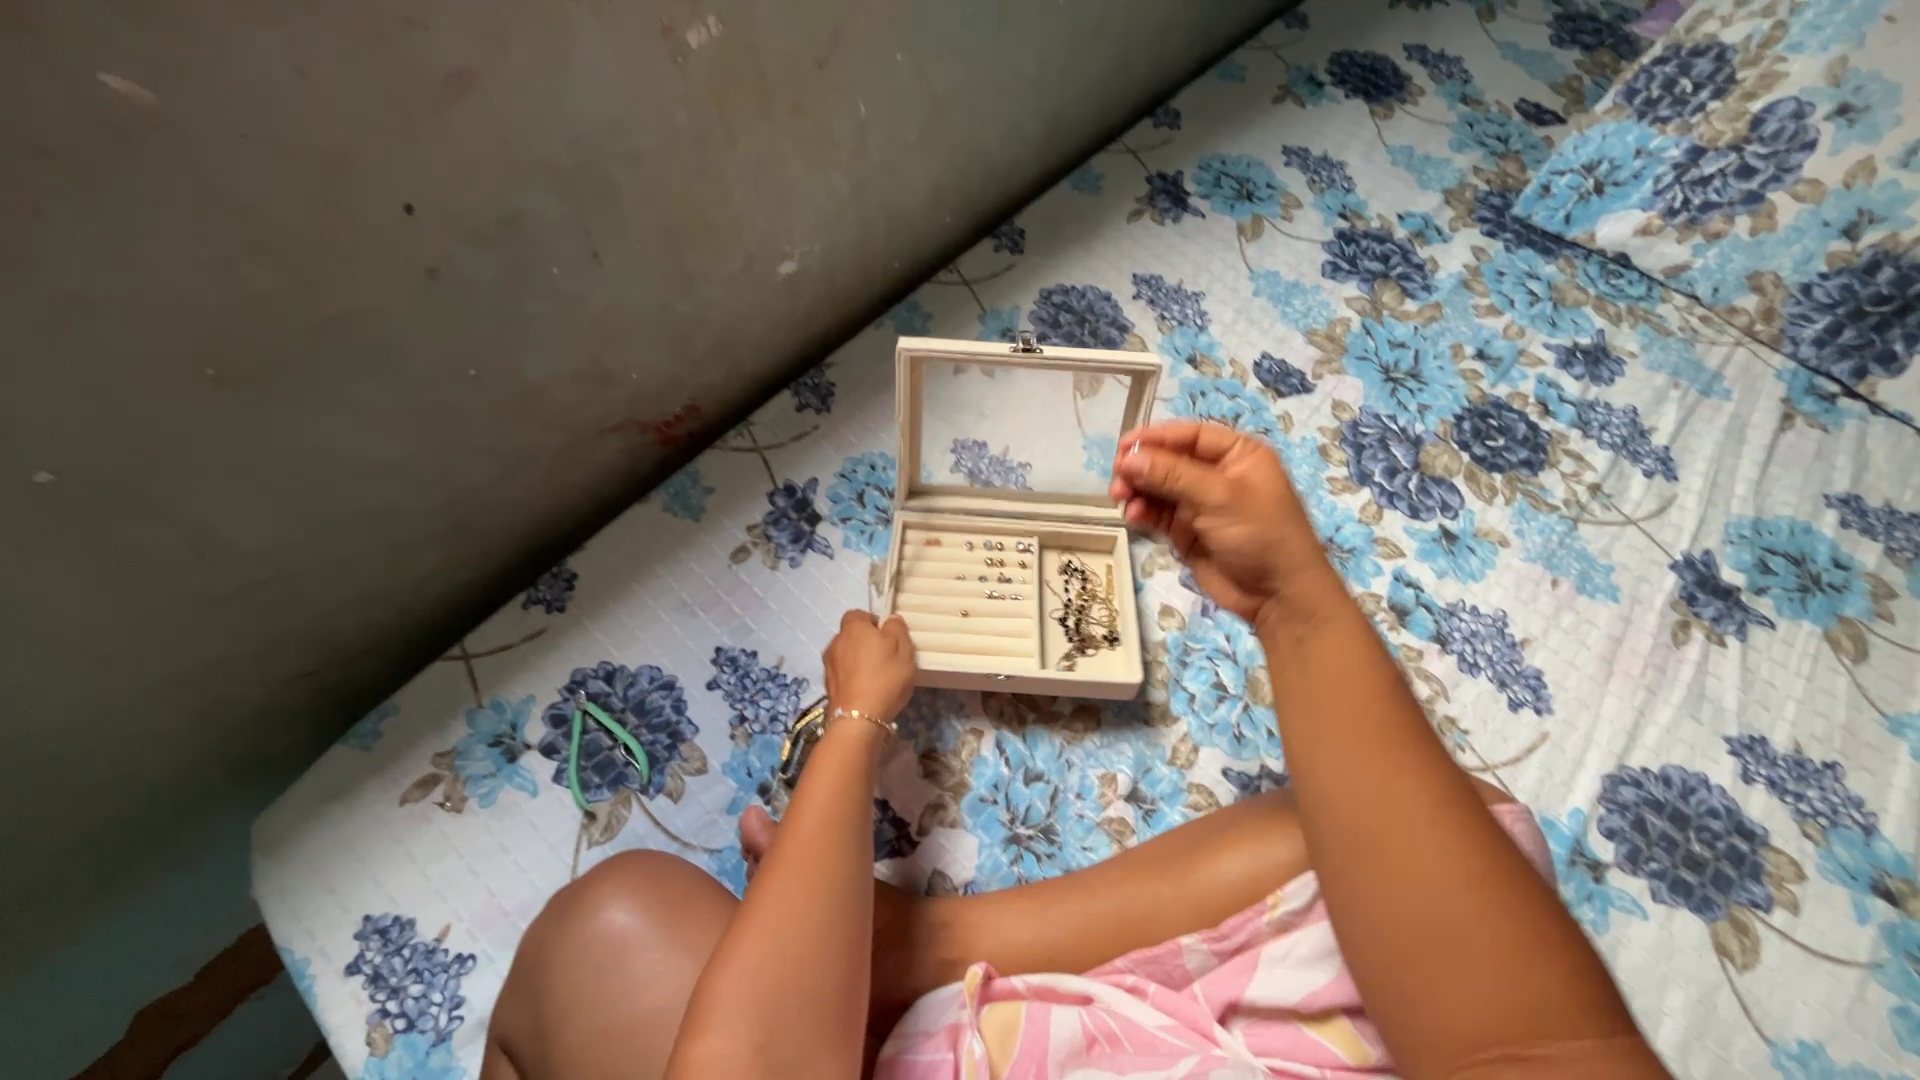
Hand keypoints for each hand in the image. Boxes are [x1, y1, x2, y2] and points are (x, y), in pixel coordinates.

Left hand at [823, 610, 916, 724]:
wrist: (859, 718)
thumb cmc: (885, 677)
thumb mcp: (903, 649)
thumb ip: (897, 629)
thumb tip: (890, 620)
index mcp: (853, 628)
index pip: (858, 614)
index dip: (873, 623)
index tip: (887, 637)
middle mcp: (836, 642)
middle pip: (850, 636)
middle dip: (864, 642)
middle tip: (884, 657)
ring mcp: (828, 665)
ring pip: (845, 656)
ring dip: (857, 661)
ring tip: (875, 677)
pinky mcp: (827, 686)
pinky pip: (842, 675)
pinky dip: (852, 678)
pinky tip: (866, 690)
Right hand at [1109, 421, 1346, 631]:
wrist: (1276, 595)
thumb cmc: (1259, 534)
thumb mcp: (1219, 496)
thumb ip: (1171, 475)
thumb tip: (1128, 458)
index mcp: (1237, 454)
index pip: (1190, 435)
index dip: (1156, 438)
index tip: (1123, 445)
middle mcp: (1217, 474)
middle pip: (1169, 460)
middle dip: (1142, 467)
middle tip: (1117, 477)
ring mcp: (1200, 504)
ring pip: (1159, 487)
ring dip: (1137, 490)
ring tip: (1120, 498)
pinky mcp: (1186, 530)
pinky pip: (1158, 513)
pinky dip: (1142, 512)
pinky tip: (1131, 516)